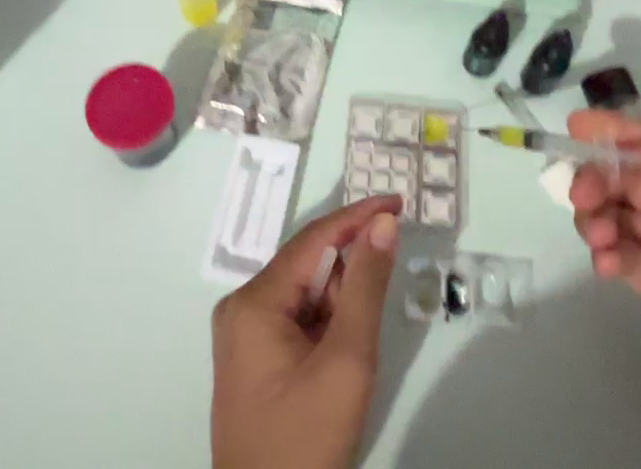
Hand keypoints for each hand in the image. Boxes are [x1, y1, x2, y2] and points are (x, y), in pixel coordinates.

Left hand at [211, 195, 401, 468]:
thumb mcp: (347, 359)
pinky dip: (328, 324)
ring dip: (340, 303)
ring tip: (355, 350)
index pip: (313, 238)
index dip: (358, 216)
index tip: (398, 203)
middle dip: (350, 271)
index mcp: (254, 302)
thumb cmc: (307, 437)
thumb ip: (366, 286)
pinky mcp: (255, 359)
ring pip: (306, 294)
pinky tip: (343, 351)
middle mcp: (242, 308)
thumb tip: (381, 224)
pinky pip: (298, 320)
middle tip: (383, 295)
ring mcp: (245, 336)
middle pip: (308, 265)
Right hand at [568, 111, 640, 468]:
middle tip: (581, 197)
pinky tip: (606, 266)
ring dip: (598, 218)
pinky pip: (626, 260)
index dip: (621, 134)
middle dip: (601, 180)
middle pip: (633, 181)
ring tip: (595, 238)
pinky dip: (608, 256)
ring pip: (621, 217)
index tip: (577, 126)